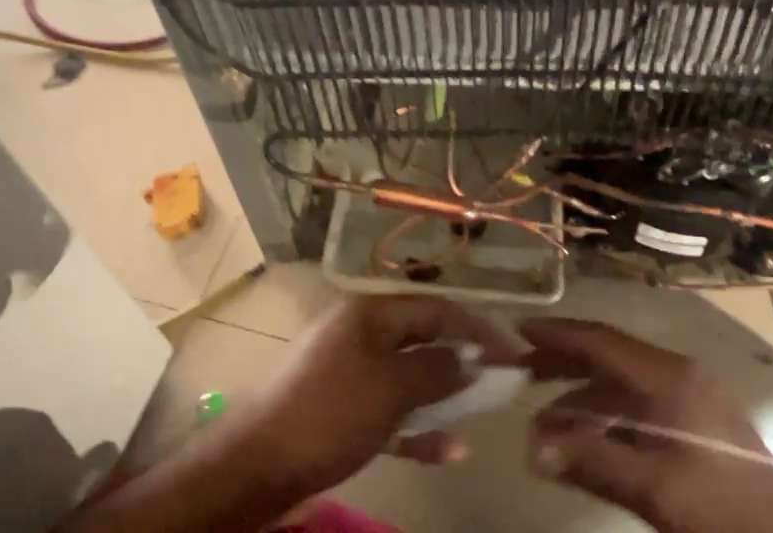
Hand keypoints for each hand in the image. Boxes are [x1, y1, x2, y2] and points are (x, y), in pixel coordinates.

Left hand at [233, 294, 521, 495]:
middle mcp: (359, 334)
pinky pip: (389, 410)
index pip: (435, 308)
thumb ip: (437, 370)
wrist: (259, 465)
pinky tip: (448, 452)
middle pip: (422, 339)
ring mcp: (347, 371)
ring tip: (477, 415)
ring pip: (408, 377)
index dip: (476, 327)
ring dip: (443, 397)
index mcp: (369, 314)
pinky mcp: (340, 409)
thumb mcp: (392, 388)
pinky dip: (416, 427)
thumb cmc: (331, 413)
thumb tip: (471, 359)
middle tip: (499, 383)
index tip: (512, 352)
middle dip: (461, 361)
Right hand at [521, 318, 772, 532]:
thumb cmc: (721, 506)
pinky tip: (587, 441)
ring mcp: (691, 396)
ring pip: (623, 383)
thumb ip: (592, 463)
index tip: (517, 329)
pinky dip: (607, 416)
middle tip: (521, 372)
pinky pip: (640, 404)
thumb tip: (532, 449)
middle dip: (564, 361)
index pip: (601, 340)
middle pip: (609, 355)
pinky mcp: (697, 421)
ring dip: (583, 396)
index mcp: (667, 376)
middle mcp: (678, 374)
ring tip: (544, 421)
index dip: (557, 334)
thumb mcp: (653, 489)